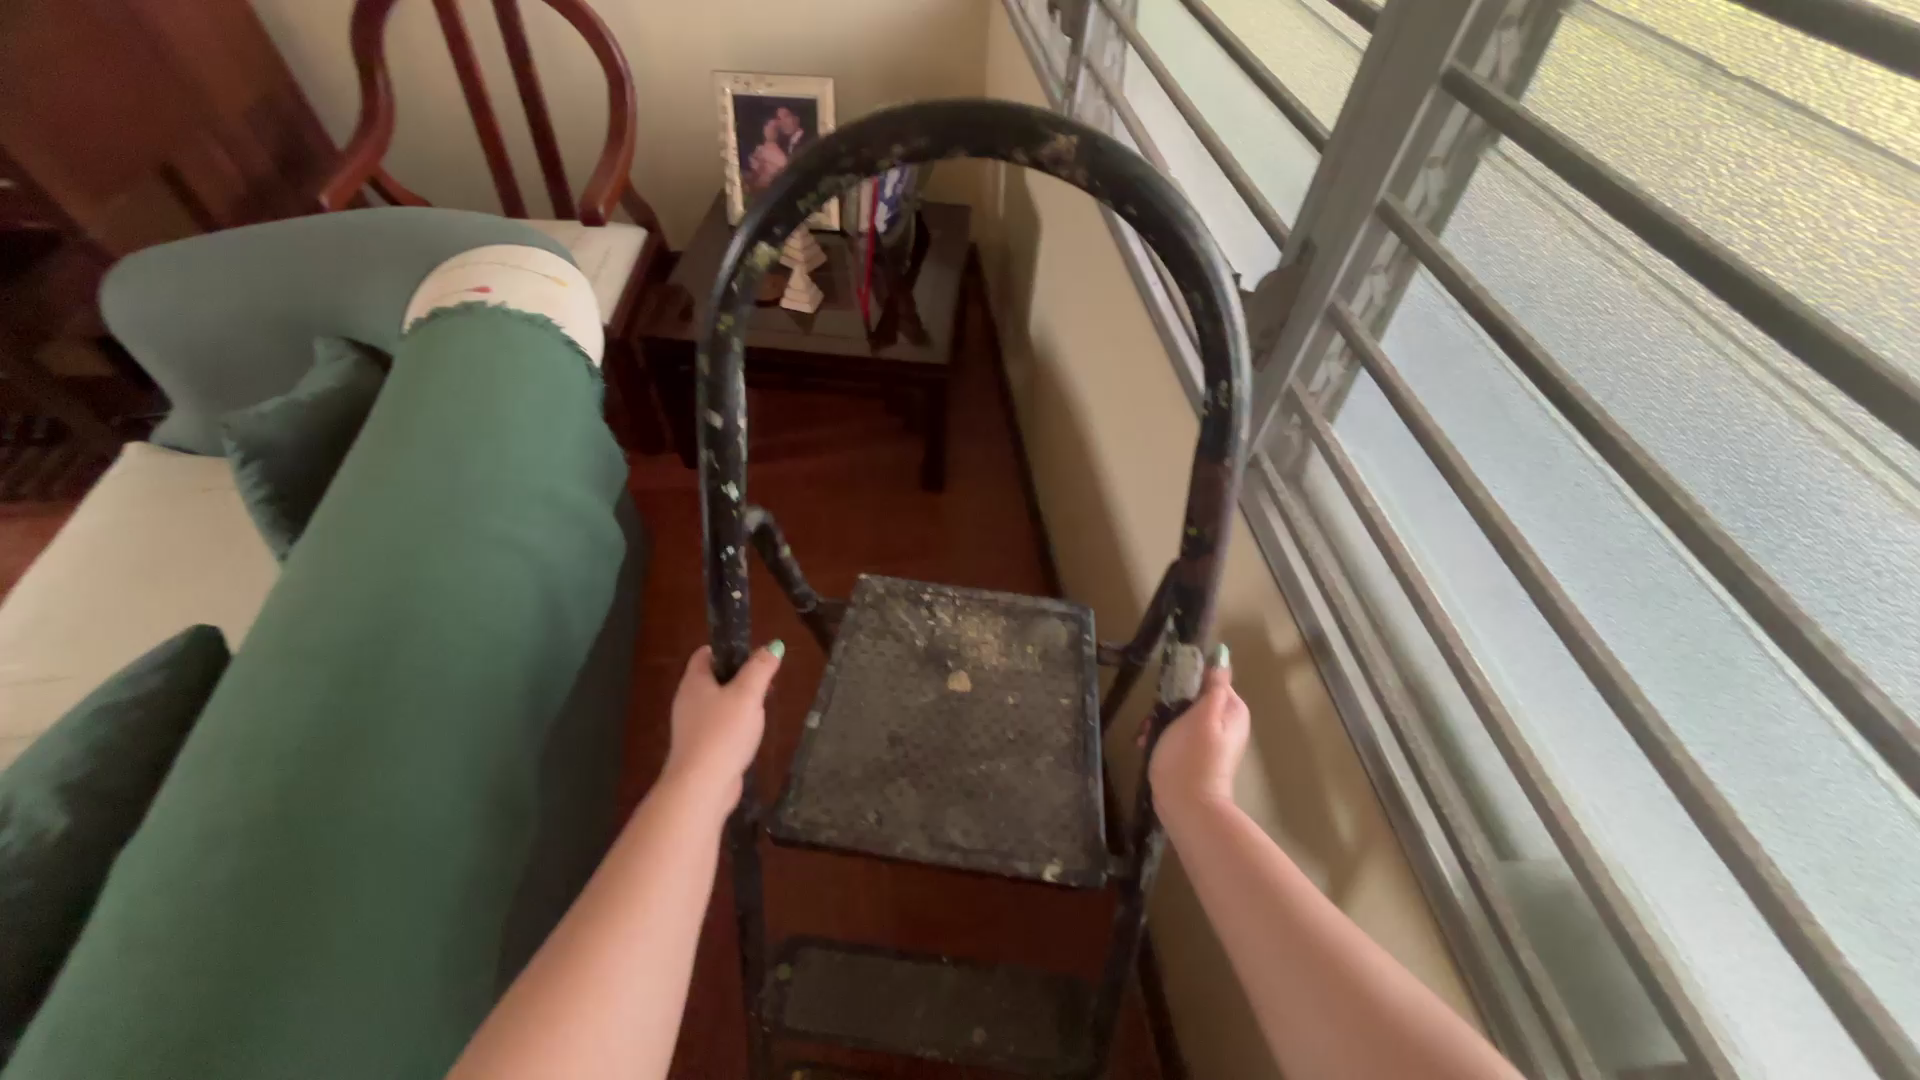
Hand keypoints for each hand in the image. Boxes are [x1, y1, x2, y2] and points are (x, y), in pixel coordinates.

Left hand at [662, 643, 782, 799]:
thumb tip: (774, 645)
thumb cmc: (724, 732)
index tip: (752, 655)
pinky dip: (733, 726)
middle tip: (764, 683)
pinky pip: (717, 727)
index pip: (705, 654)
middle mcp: (687, 701)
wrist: (702, 785)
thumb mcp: (748, 694)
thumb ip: (761, 668)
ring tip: (761, 709)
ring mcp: (691, 726)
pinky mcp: (698, 748)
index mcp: (694, 682)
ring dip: (738, 703)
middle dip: (738, 678)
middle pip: (713, 679)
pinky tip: (749, 736)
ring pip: (716, 704)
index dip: (727, 650)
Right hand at [1148, 655, 1248, 814]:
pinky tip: (1147, 746)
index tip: (1167, 695)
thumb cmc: (1191, 756)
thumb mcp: (1202, 715)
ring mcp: (1212, 742)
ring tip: (1146, 735)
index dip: (1185, 683)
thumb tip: (1222, 656)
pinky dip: (1161, 738)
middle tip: (1152, 720)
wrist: (1187, 806)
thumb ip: (1213, 685)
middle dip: (1168, 706)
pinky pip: (1177, 736)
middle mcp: (1227, 724)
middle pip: (1192, 699)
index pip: (1209, 680)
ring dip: (1160, 722)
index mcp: (1233, 710)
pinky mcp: (1196, 757)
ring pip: (1181, 717)